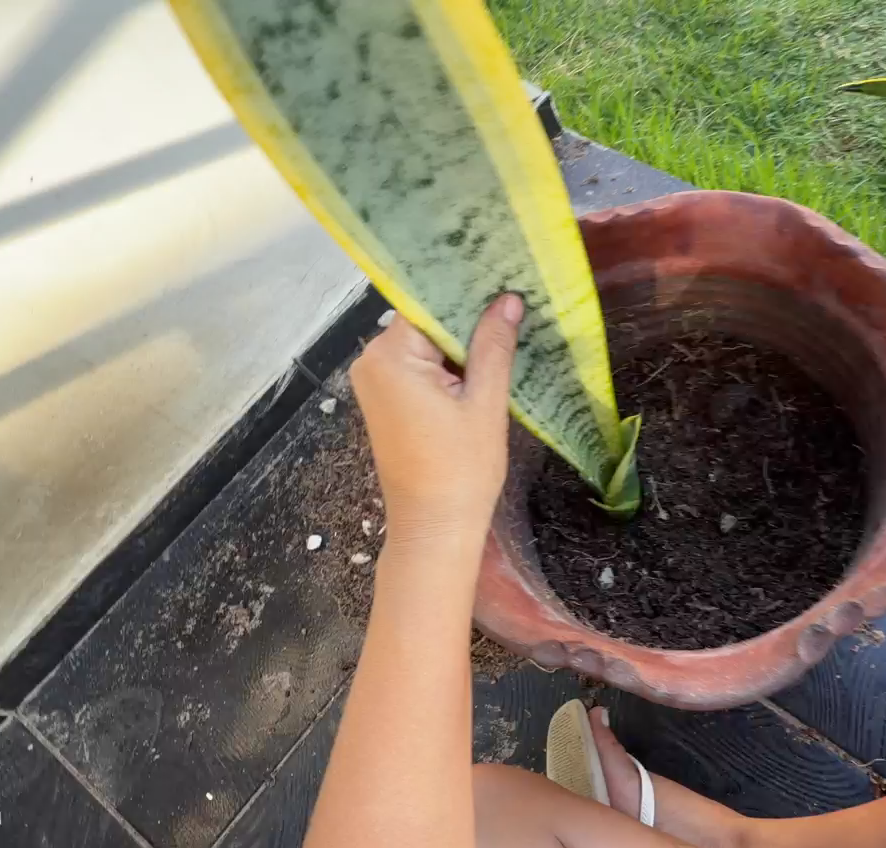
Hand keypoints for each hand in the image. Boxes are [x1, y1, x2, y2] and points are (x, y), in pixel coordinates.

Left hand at [350, 294, 518, 546]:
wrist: (434, 527)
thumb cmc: (461, 470)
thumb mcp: (484, 404)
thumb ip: (493, 347)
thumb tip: (508, 299)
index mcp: (390, 356)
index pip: (430, 305)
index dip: (468, 295)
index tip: (503, 281)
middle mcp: (372, 362)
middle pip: (426, 324)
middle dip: (468, 322)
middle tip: (513, 310)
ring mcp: (376, 383)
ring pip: (426, 348)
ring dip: (462, 348)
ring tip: (505, 338)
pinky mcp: (387, 402)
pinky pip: (420, 370)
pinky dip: (449, 369)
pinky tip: (482, 369)